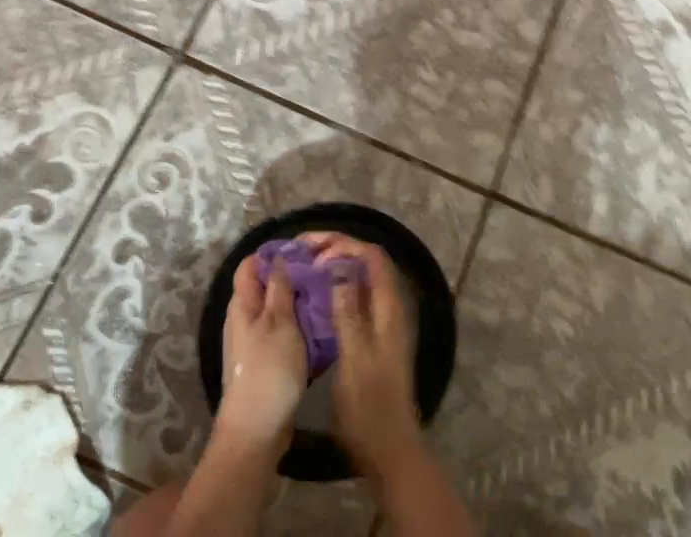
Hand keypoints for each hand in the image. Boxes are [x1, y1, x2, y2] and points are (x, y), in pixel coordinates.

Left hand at [215, 254, 307, 454]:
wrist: (258, 428)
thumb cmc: (269, 369)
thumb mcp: (279, 322)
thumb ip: (279, 289)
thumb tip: (278, 259)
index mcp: (243, 305)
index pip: (251, 265)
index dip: (274, 254)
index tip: (305, 252)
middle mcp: (245, 319)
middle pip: (266, 286)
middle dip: (292, 277)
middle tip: (324, 274)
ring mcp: (255, 341)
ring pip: (278, 310)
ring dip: (300, 304)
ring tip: (328, 297)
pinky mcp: (267, 360)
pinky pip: (285, 333)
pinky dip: (301, 328)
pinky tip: (322, 329)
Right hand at [305, 233, 424, 472]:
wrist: (387, 446)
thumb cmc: (369, 404)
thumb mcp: (355, 356)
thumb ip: (348, 310)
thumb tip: (338, 266)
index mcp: (390, 308)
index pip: (372, 256)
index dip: (342, 244)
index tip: (310, 250)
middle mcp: (389, 308)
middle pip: (366, 263)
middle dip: (335, 250)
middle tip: (300, 252)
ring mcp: (381, 323)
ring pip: (359, 280)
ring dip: (333, 268)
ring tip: (302, 268)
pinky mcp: (371, 337)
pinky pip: (353, 300)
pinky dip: (333, 290)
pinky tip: (311, 299)